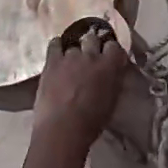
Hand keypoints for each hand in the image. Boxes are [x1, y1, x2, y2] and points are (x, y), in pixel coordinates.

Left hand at [33, 20, 129, 150]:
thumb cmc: (92, 122)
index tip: (109, 58)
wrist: (62, 129)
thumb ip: (113, 81)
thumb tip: (113, 73)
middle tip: (90, 58)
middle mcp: (92, 56)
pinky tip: (57, 52)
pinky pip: (55, 45)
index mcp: (110, 66)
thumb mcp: (112, 100)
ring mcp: (71, 57)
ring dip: (75, 52)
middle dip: (92, 46)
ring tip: (71, 62)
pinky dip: (57, 46)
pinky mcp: (52, 62)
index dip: (111, 52)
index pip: (115, 47)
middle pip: (93, 39)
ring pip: (74, 44)